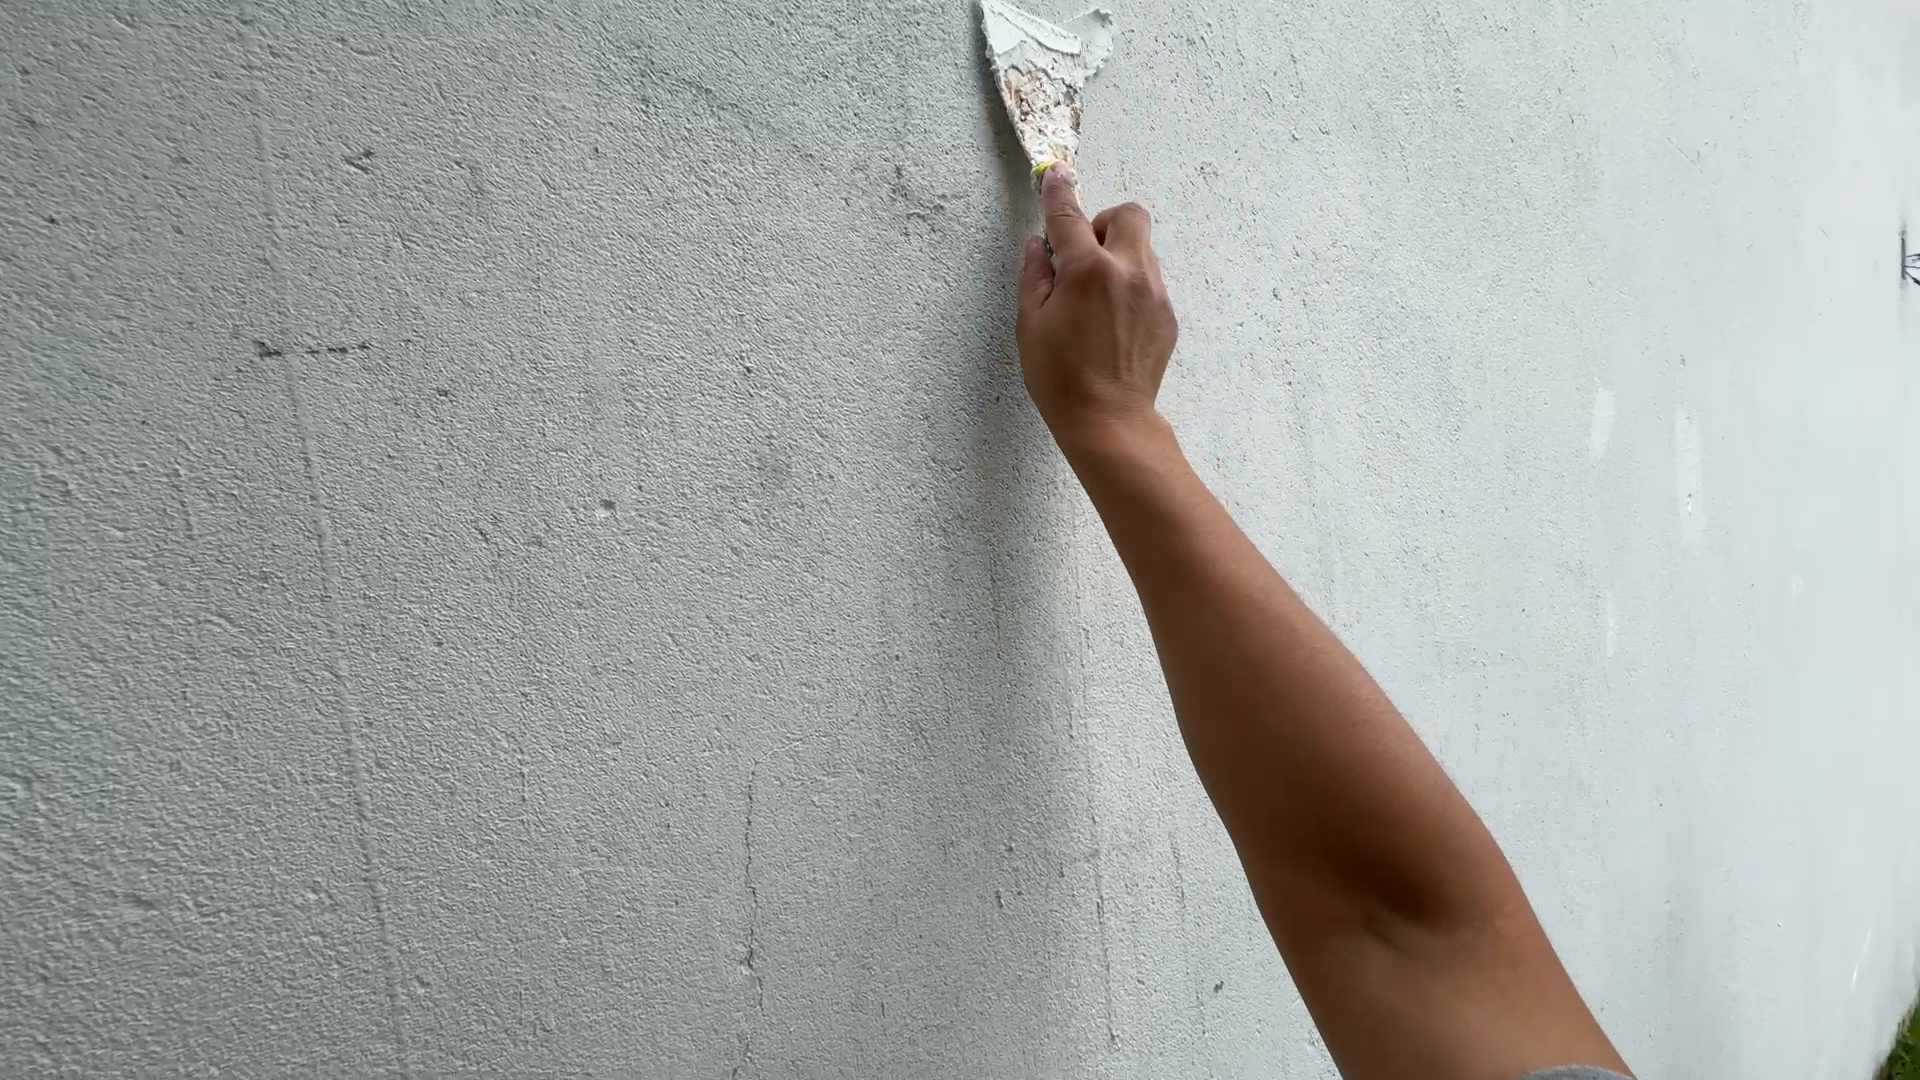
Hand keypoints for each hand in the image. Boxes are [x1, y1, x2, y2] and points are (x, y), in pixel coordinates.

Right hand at [1016, 163, 1178, 443]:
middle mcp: (1128, 271)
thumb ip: (1034, 277)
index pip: (1070, 215)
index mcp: (1088, 271)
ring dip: (1119, 258)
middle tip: (1084, 257)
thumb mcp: (1030, 326)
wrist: (1108, 420)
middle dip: (1105, 223)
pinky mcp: (1167, 315)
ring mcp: (1154, 293)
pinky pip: (1150, 282)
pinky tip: (1114, 325)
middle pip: (1129, 215)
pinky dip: (1131, 288)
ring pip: (1142, 249)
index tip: (1056, 174)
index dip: (1059, 191)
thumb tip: (1038, 246)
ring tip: (1097, 301)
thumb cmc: (1060, 379)